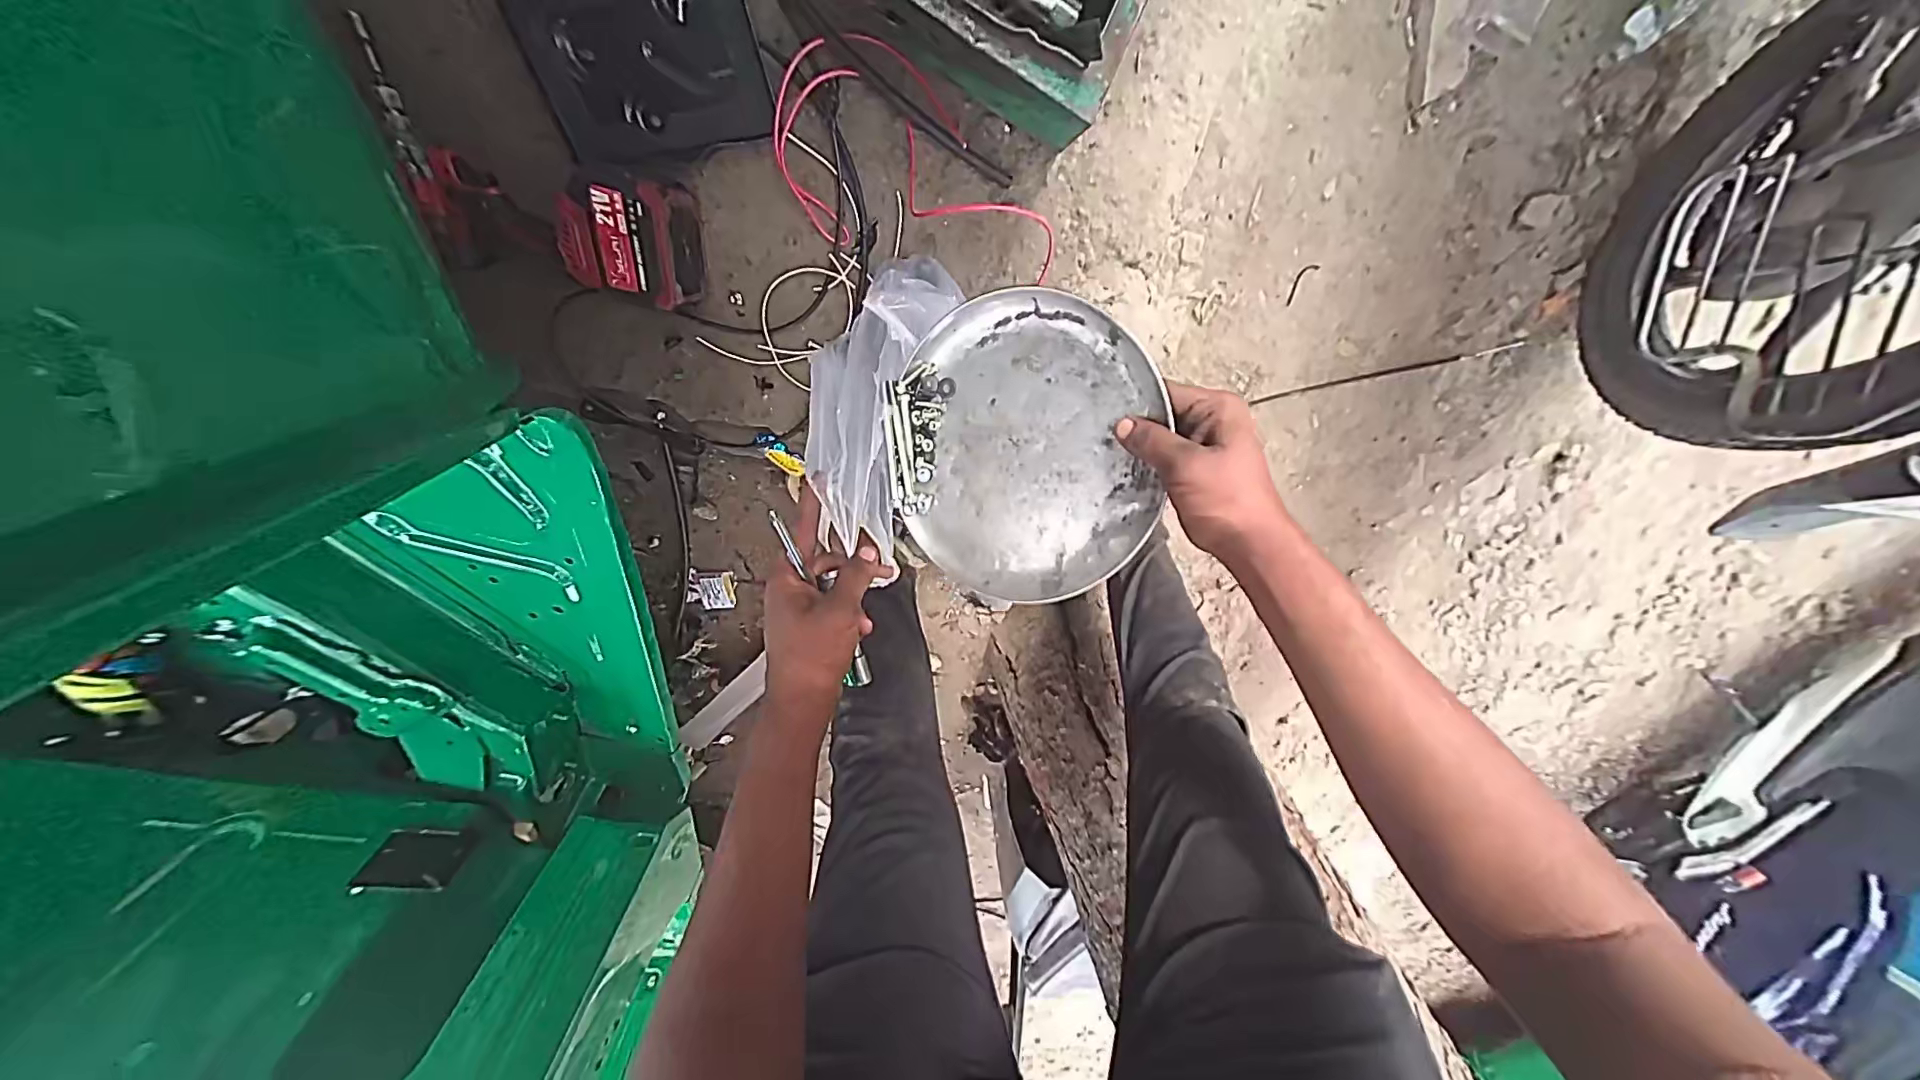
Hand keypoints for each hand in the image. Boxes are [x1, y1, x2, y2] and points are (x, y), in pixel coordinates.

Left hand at [764, 486, 884, 714]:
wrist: (802, 700)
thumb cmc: (811, 656)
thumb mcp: (841, 609)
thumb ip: (855, 576)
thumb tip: (866, 553)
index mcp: (787, 577)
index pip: (802, 529)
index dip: (813, 503)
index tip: (817, 479)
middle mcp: (788, 587)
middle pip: (825, 559)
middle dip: (852, 567)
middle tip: (878, 567)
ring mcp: (796, 606)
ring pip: (831, 584)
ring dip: (853, 594)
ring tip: (865, 613)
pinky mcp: (806, 622)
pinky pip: (831, 604)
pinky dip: (848, 611)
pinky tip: (859, 626)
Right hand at [1116, 380, 1289, 563]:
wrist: (1249, 544)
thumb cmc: (1229, 502)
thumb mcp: (1185, 464)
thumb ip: (1151, 440)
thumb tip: (1123, 424)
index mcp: (1219, 409)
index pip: (1168, 393)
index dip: (1138, 403)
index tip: (1107, 414)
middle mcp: (1214, 422)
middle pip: (1163, 414)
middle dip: (1138, 428)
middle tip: (1104, 438)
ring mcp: (1206, 447)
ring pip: (1163, 438)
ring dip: (1144, 449)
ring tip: (1114, 455)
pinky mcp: (1197, 470)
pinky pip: (1166, 458)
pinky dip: (1151, 464)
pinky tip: (1131, 471)